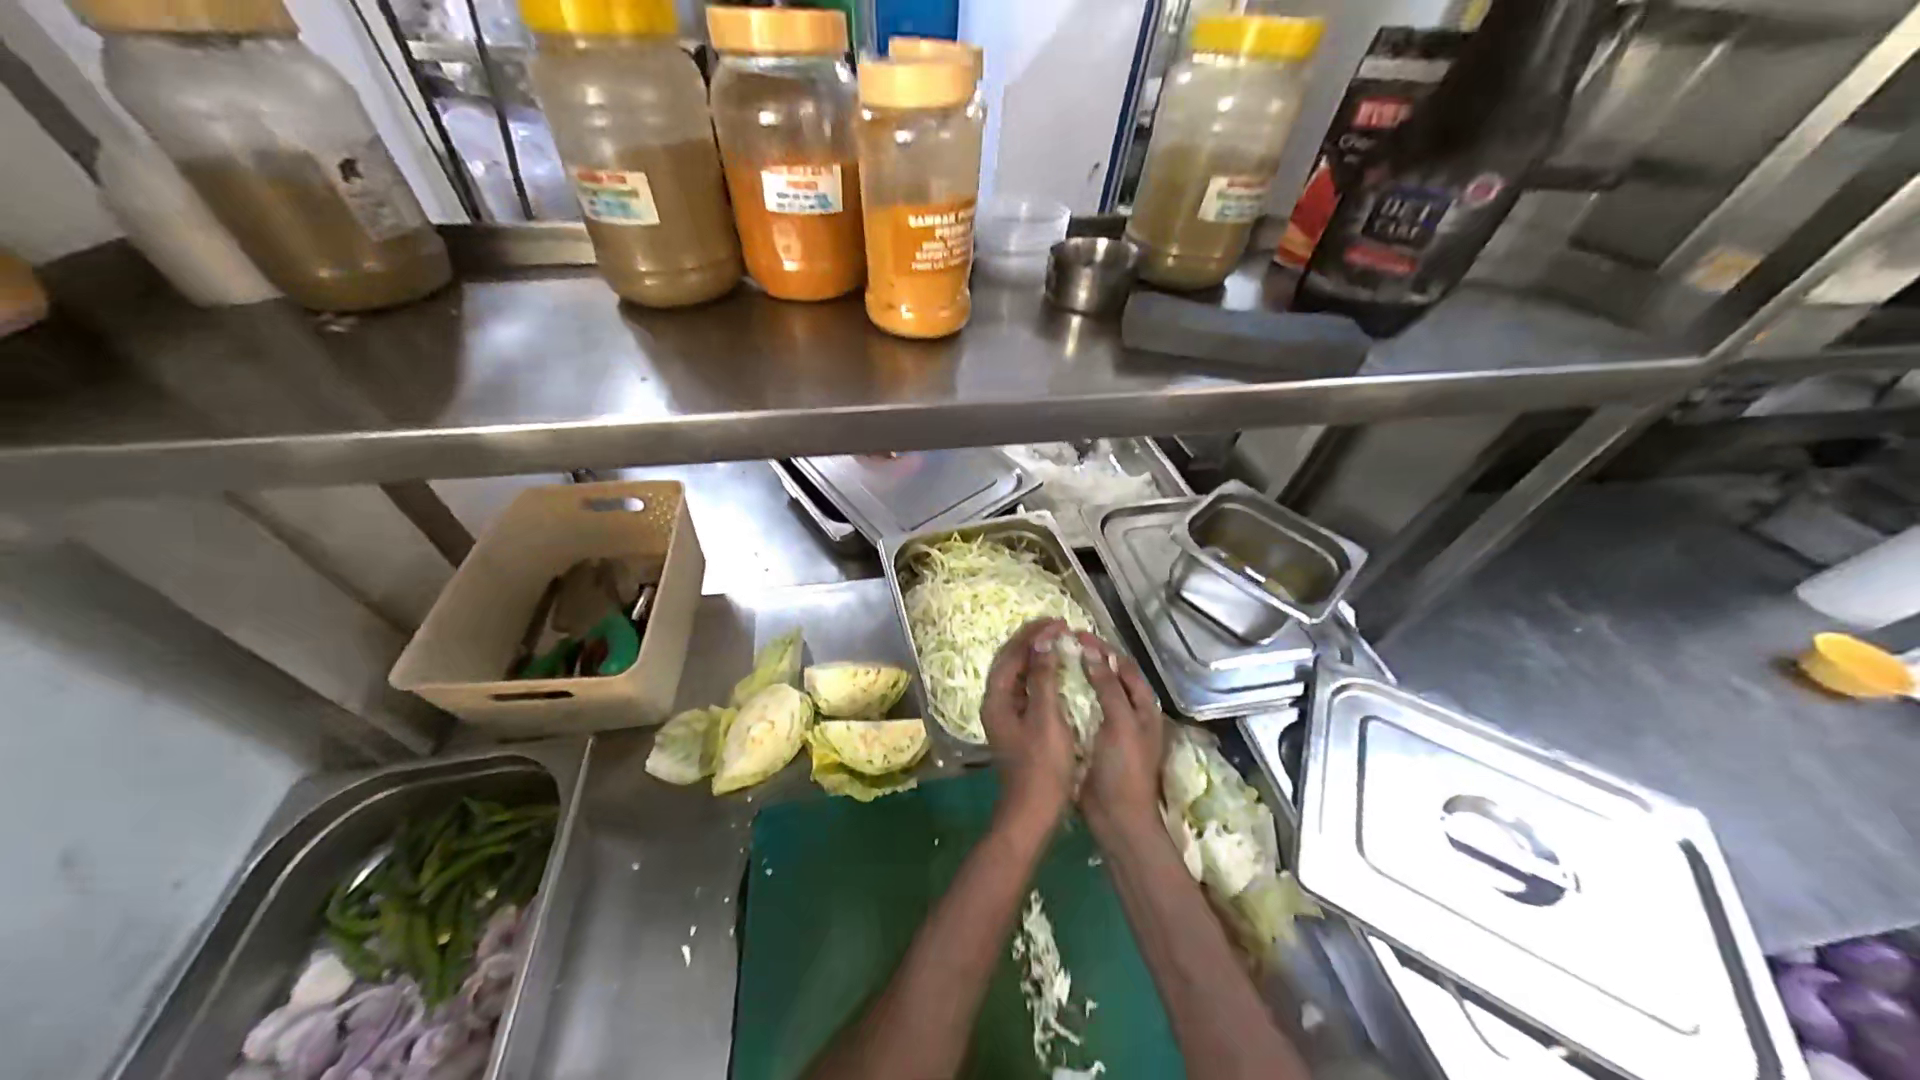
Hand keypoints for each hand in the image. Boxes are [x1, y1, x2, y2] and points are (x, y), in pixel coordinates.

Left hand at [979, 618, 1077, 832]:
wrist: (1033, 811)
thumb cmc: (1042, 766)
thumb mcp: (1046, 718)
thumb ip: (1043, 679)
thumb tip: (1044, 642)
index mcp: (997, 698)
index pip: (1011, 654)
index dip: (1033, 635)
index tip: (1058, 621)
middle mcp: (995, 702)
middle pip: (1010, 660)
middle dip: (1032, 640)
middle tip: (1058, 625)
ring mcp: (1005, 714)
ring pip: (1016, 673)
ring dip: (1035, 655)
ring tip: (1058, 640)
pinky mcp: (1017, 725)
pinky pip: (1024, 687)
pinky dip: (1039, 673)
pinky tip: (1055, 670)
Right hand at [1073, 632, 1167, 840]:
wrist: (1116, 817)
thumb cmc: (1124, 769)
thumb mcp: (1121, 723)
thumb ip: (1109, 688)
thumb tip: (1094, 655)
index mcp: (1144, 706)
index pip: (1124, 667)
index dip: (1103, 649)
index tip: (1077, 635)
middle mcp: (1130, 712)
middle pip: (1110, 676)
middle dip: (1089, 659)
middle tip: (1062, 644)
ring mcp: (1111, 727)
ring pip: (1094, 692)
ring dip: (1078, 676)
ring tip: (1053, 660)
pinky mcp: (1093, 740)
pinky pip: (1081, 711)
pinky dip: (1069, 697)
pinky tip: (1050, 690)